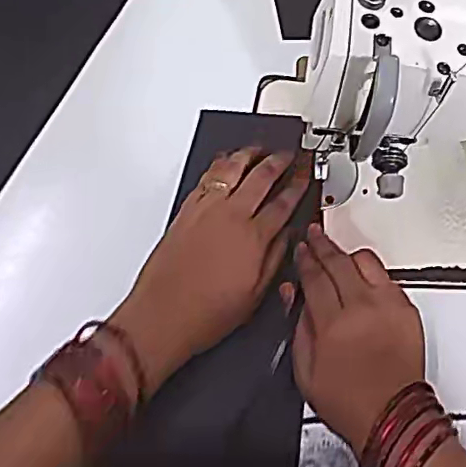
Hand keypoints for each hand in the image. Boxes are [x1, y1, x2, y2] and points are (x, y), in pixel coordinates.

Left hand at [111, 148, 309, 395]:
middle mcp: (231, 216)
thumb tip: (288, 238)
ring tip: (259, 149)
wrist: (161, 317)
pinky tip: (226, 162)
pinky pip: (208, 177)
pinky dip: (221, 163)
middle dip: (279, 160)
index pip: (284, 201)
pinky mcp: (186, 210)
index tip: (304, 174)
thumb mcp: (255, 295)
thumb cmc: (204, 314)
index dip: (298, 184)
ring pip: (233, 167)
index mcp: (254, 237)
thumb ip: (275, 259)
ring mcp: (207, 210)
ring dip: (249, 154)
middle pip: (262, 176)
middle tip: (288, 154)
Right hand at [283, 224, 426, 442]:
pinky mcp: (406, 308)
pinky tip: (363, 275)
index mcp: (333, 325)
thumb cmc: (351, 403)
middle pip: (339, 262)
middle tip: (315, 236)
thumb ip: (299, 329)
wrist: (392, 416)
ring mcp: (387, 306)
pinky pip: (387, 277)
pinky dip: (372, 273)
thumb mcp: (306, 374)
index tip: (302, 250)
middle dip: (323, 246)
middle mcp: (362, 309)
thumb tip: (295, 297)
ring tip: (338, 253)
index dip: (306, 259)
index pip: (315, 277)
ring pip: (365, 261)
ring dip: (348, 254)